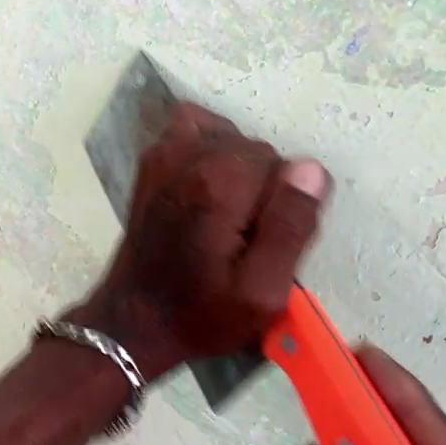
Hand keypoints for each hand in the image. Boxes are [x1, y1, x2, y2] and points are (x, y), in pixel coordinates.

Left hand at [67, 101, 328, 381]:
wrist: (135, 317)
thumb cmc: (201, 311)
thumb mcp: (263, 289)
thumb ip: (291, 226)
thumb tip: (310, 169)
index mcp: (217, 185)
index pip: (282, 163)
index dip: (286, 199)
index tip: (266, 236)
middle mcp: (186, 157)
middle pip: (253, 147)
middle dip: (262, 183)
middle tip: (245, 232)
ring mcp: (161, 155)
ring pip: (225, 134)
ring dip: (235, 163)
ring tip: (229, 209)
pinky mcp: (150, 163)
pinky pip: (189, 127)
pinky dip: (207, 144)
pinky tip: (210, 185)